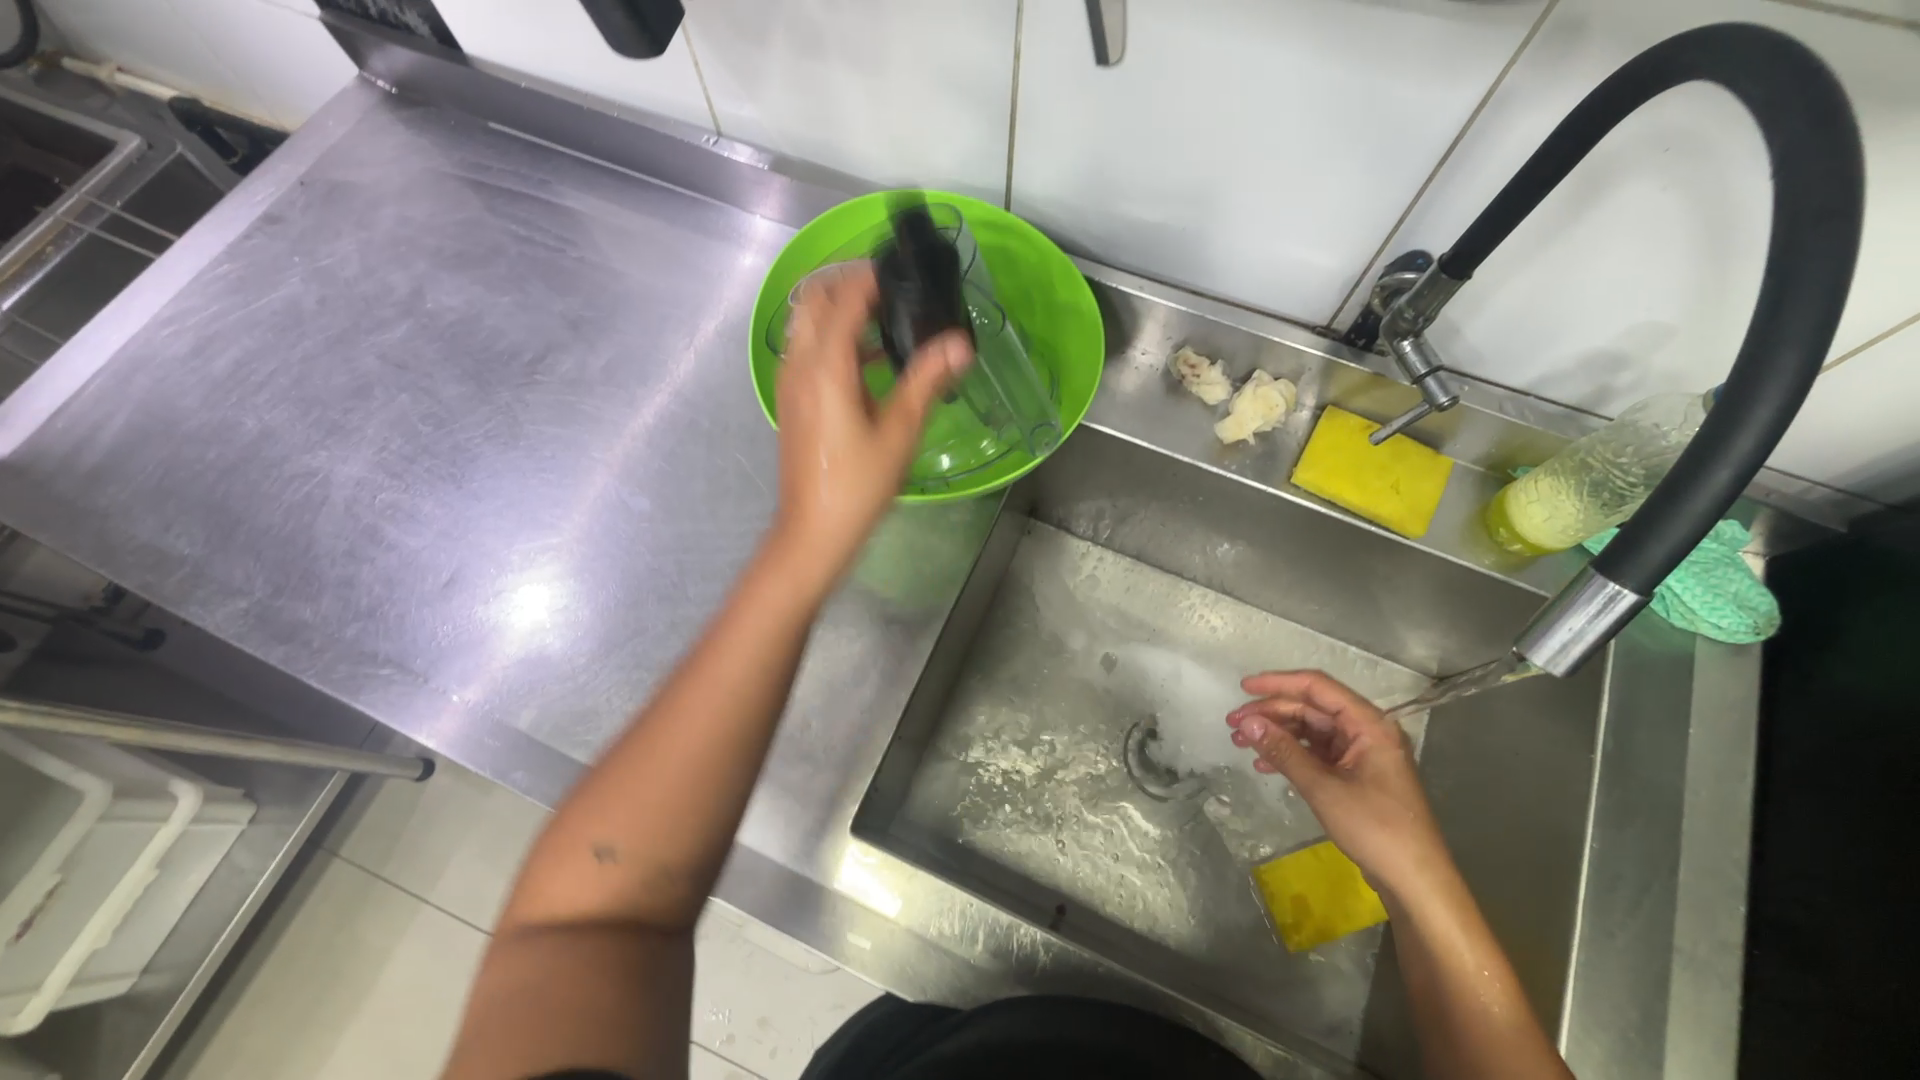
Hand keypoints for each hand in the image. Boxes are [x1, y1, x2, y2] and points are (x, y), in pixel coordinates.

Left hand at [771, 262, 971, 585]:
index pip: (843, 298)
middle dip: (847, 285)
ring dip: (838, 312)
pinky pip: (808, 352)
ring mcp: (790, 383)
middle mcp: (799, 364)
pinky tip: (871, 363)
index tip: (904, 269)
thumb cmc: (859, 485)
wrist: (813, 533)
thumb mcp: (900, 431)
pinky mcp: (792, 402)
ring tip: (886, 320)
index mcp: (825, 366)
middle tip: (890, 290)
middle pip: (812, 300)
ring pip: (806, 325)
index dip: (870, 275)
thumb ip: (927, 380)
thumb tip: (959, 343)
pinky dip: (833, 341)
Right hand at [1228, 671, 1453, 898]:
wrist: (1414, 879)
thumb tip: (1247, 722)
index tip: (1243, 687)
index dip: (1278, 683)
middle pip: (1312, 709)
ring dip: (1277, 734)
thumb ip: (1283, 750)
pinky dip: (1291, 755)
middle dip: (1271, 713)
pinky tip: (1264, 764)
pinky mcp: (1356, 775)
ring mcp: (1362, 754)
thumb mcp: (1323, 787)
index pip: (1318, 688)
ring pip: (1312, 731)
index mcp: (1369, 724)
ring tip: (1241, 743)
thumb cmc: (1375, 828)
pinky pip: (1317, 753)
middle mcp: (1367, 732)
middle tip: (1233, 724)